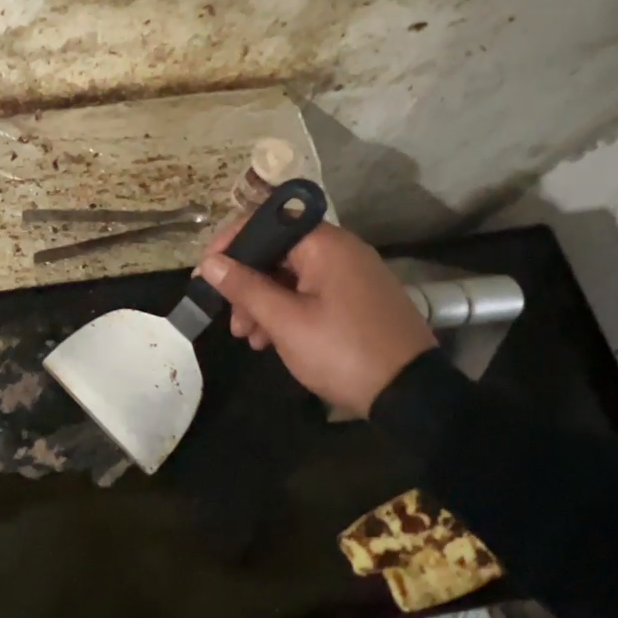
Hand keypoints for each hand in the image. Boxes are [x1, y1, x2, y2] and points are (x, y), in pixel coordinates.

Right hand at [196, 219, 435, 417]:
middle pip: (277, 251)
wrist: (411, 394)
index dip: (230, 244)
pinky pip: (311, 293)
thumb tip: (210, 262)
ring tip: (248, 338)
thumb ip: (245, 287)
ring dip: (263, 301)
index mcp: (324, 245)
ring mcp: (352, 275)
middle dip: (246, 282)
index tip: (206, 273)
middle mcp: (340, 250)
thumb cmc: (342, 351)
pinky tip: (272, 341)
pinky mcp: (358, 299)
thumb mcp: (286, 321)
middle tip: (229, 317)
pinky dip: (288, 310)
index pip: (265, 223)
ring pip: (291, 276)